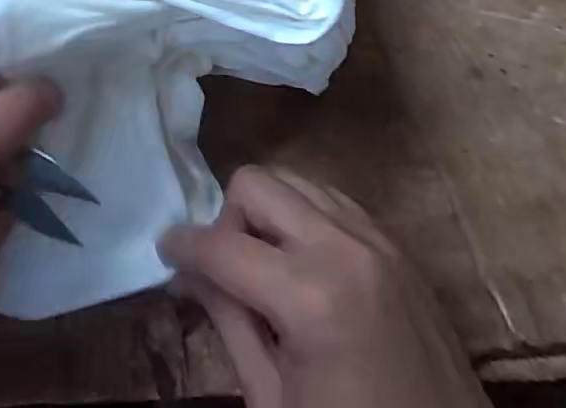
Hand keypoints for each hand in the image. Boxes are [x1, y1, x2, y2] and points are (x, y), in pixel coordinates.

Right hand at [160, 166, 489, 407]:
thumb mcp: (273, 400)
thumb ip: (227, 322)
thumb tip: (190, 272)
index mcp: (311, 297)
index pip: (220, 245)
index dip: (181, 246)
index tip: (166, 252)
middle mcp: (344, 249)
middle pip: (256, 184)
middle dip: (228, 220)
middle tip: (231, 270)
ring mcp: (378, 242)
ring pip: (294, 179)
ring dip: (268, 212)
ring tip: (271, 266)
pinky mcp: (399, 248)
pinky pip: (333, 198)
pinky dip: (306, 216)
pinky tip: (308, 263)